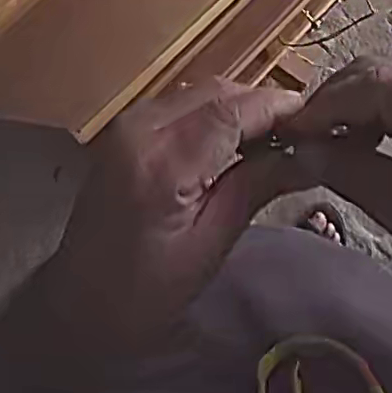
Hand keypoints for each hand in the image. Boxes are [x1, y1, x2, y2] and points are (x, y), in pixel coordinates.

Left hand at [38, 79, 305, 357]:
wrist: (76, 301)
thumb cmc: (144, 293)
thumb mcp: (209, 246)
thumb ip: (254, 188)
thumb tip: (308, 155)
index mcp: (162, 162)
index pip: (229, 110)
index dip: (276, 107)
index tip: (314, 117)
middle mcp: (141, 127)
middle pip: (215, 91)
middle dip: (261, 103)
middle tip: (300, 130)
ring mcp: (129, 122)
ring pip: (198, 91)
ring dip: (238, 105)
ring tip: (274, 135)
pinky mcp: (126, 126)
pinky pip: (181, 103)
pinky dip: (213, 110)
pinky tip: (233, 136)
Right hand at [281, 58, 391, 356]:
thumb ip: (351, 173)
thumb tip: (296, 149)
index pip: (371, 87)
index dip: (322, 108)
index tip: (286, 133)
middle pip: (373, 74)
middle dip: (331, 105)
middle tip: (297, 139)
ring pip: (380, 79)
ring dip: (347, 108)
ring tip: (321, 143)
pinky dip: (369, 113)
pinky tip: (355, 141)